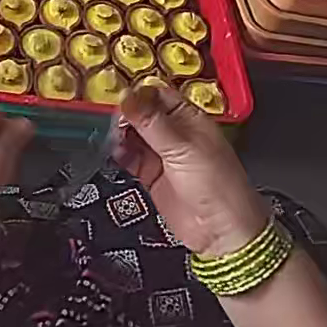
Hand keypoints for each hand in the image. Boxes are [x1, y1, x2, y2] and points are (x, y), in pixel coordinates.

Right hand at [116, 85, 269, 256]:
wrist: (222, 233)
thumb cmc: (214, 185)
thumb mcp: (181, 148)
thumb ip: (151, 122)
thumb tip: (126, 95)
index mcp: (189, 119)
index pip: (158, 95)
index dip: (137, 93)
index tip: (115, 94)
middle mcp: (174, 133)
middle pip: (142, 114)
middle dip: (124, 113)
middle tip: (105, 116)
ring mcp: (162, 155)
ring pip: (133, 135)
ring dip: (119, 132)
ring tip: (105, 133)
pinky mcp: (151, 175)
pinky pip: (130, 157)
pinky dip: (119, 153)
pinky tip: (111, 150)